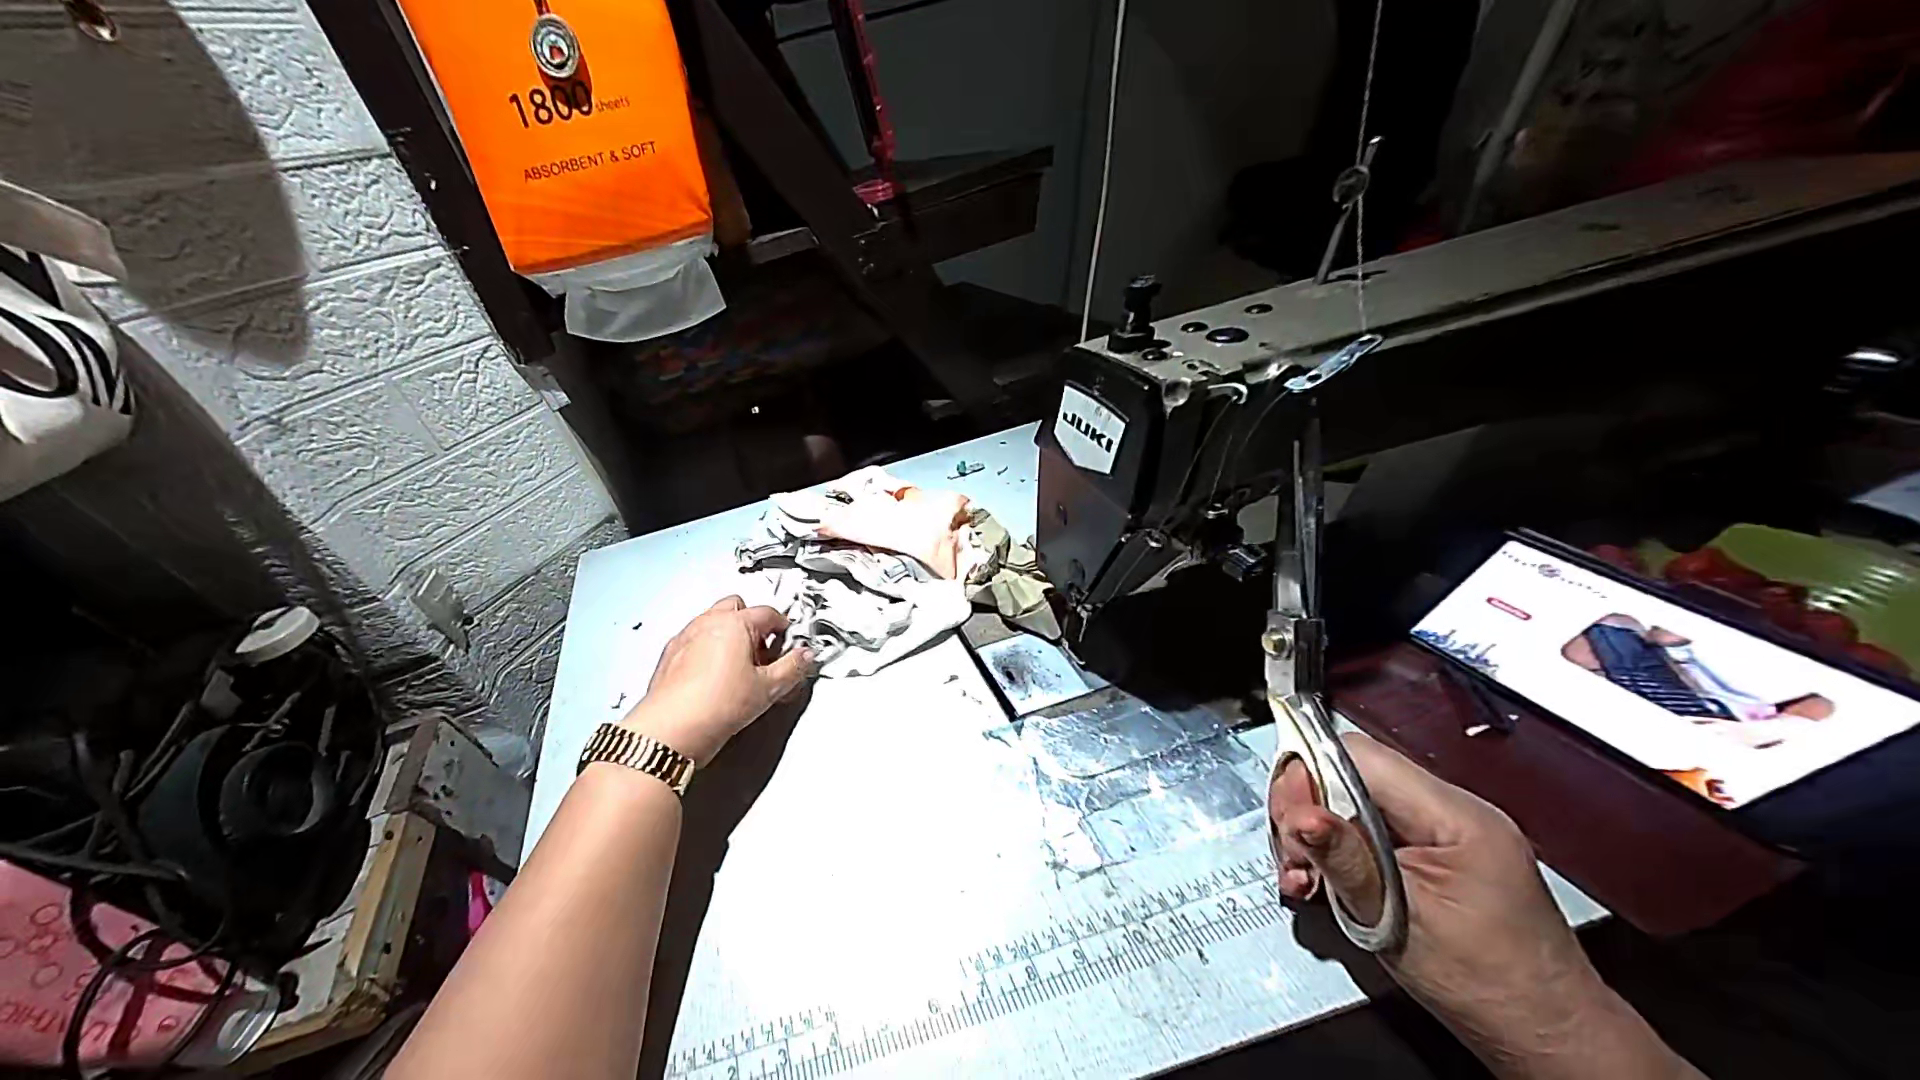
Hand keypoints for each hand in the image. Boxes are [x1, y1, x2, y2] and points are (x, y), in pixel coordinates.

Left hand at [622, 596, 813, 765]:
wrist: (670, 731)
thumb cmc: (712, 706)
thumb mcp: (768, 688)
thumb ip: (792, 667)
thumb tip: (805, 656)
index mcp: (734, 623)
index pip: (768, 613)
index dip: (783, 628)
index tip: (789, 642)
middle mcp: (707, 623)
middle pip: (738, 607)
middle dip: (754, 624)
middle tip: (764, 650)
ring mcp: (686, 637)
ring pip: (714, 621)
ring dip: (730, 634)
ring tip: (742, 665)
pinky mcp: (670, 655)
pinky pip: (695, 640)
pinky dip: (708, 648)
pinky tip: (717, 676)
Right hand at [1271, 733, 1699, 1079]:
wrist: (1547, 1037)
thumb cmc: (1490, 988)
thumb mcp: (1397, 919)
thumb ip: (1345, 859)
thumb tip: (1298, 815)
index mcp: (1455, 816)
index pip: (1358, 755)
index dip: (1310, 775)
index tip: (1288, 818)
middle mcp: (1452, 808)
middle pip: (1348, 772)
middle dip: (1306, 807)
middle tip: (1294, 852)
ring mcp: (1443, 826)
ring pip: (1350, 798)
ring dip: (1316, 831)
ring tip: (1305, 874)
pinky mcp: (1433, 846)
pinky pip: (1367, 822)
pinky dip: (1337, 845)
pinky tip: (1324, 876)